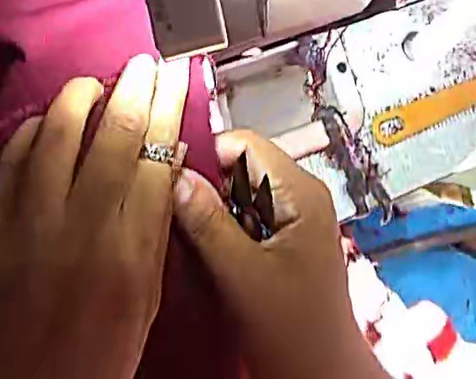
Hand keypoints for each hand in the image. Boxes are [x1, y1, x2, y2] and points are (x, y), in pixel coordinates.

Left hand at [0, 56, 190, 378]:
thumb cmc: (87, 363)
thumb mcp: (142, 303)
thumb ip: (157, 227)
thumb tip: (172, 160)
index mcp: (129, 251)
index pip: (159, 152)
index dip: (171, 105)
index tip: (177, 77)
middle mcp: (81, 226)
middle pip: (117, 130)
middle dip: (137, 85)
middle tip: (146, 63)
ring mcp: (25, 222)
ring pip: (60, 128)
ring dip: (84, 93)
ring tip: (98, 83)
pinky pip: (12, 154)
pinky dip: (35, 127)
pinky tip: (49, 121)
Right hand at [172, 130, 385, 378]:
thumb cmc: (290, 330)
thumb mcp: (243, 276)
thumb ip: (209, 224)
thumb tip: (177, 175)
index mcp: (301, 190)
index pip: (247, 145)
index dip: (208, 155)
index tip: (172, 179)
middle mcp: (303, 192)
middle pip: (245, 165)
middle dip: (208, 184)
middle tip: (174, 212)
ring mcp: (298, 214)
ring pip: (244, 190)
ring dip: (215, 208)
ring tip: (187, 235)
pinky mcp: (289, 237)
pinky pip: (251, 214)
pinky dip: (226, 227)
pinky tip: (208, 252)